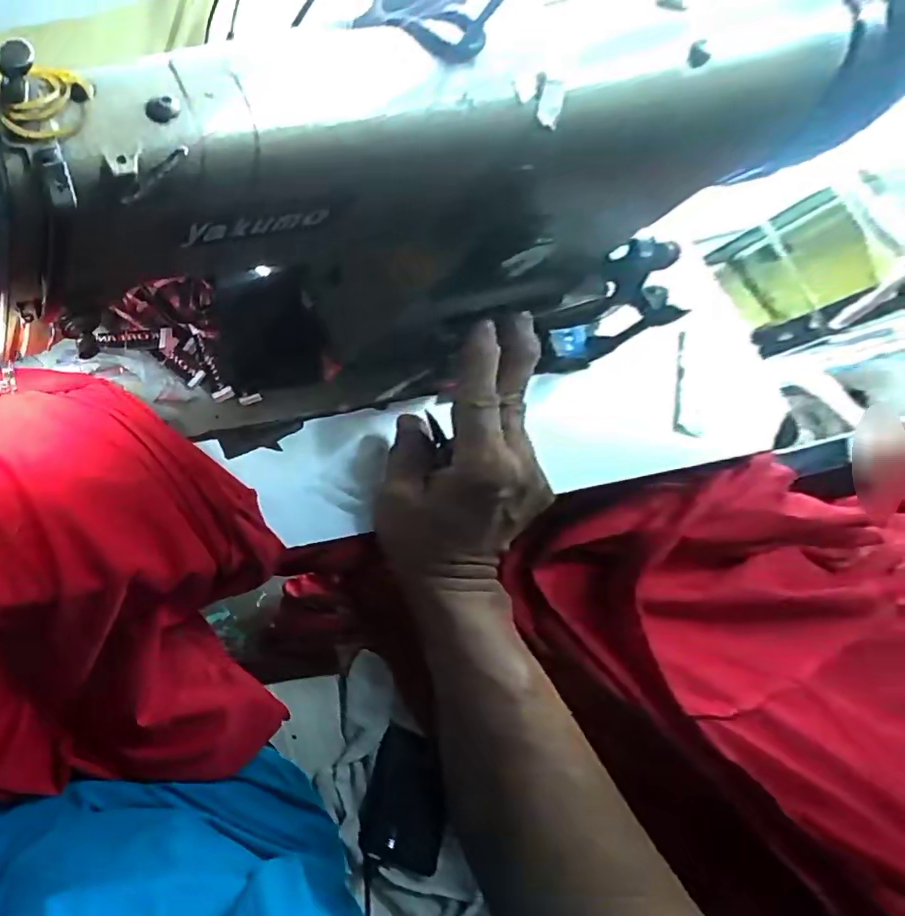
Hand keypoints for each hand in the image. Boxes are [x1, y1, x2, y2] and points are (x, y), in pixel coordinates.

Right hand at [376, 314, 552, 593]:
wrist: (454, 584)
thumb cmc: (415, 542)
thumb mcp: (394, 498)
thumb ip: (407, 453)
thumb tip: (416, 419)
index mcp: (480, 466)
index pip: (480, 402)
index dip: (480, 363)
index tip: (483, 328)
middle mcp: (518, 463)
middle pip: (515, 401)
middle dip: (518, 357)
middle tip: (521, 318)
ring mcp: (533, 474)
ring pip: (517, 420)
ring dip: (505, 388)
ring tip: (498, 357)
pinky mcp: (534, 483)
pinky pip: (516, 440)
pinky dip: (500, 420)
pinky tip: (484, 415)